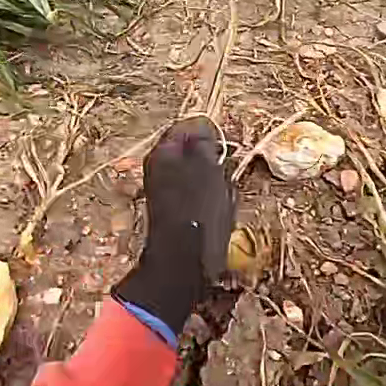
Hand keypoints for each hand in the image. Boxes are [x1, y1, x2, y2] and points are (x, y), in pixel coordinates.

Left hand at [111, 117, 234, 338]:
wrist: (183, 259)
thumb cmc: (197, 209)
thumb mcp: (206, 166)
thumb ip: (203, 142)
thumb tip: (202, 126)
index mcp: (163, 153)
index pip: (187, 127)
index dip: (208, 132)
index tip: (225, 144)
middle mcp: (159, 168)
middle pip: (192, 150)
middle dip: (212, 156)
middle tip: (226, 167)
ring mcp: (166, 190)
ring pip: (198, 172)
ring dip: (214, 178)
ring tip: (224, 191)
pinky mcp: (176, 210)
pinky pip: (199, 193)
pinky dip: (212, 196)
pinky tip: (221, 208)